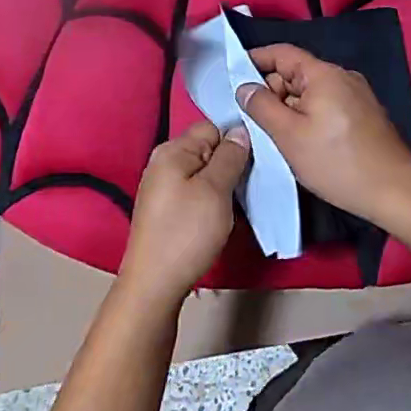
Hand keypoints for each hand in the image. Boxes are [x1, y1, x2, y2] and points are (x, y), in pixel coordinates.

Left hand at [118, 120, 249, 306]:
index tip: (256, 160)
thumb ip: (229, 157)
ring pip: (204, 171)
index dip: (235, 140)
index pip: (211, 127)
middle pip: (208, 148)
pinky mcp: (167, 207)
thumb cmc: (186, 233)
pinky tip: (220, 215)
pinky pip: (196, 190)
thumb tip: (240, 130)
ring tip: (238, 201)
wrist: (154, 283)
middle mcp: (164, 162)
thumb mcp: (215, 190)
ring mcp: (164, 186)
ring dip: (223, 183)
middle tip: (251, 182)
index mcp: (172, 150)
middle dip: (231, 162)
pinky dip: (211, 198)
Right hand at [236, 44, 410, 223]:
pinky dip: (306, 117)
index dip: (254, 60)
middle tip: (249, 118)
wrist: (395, 192)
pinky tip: (297, 142)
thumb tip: (245, 87)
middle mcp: (342, 78)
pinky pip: (325, 107)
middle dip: (270, 91)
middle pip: (295, 74)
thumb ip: (261, 106)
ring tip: (270, 134)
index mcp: (324, 74)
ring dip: (287, 108)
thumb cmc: (338, 163)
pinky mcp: (362, 116)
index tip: (232, 77)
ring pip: (309, 93)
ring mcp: (355, 97)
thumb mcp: (289, 135)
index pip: (282, 53)